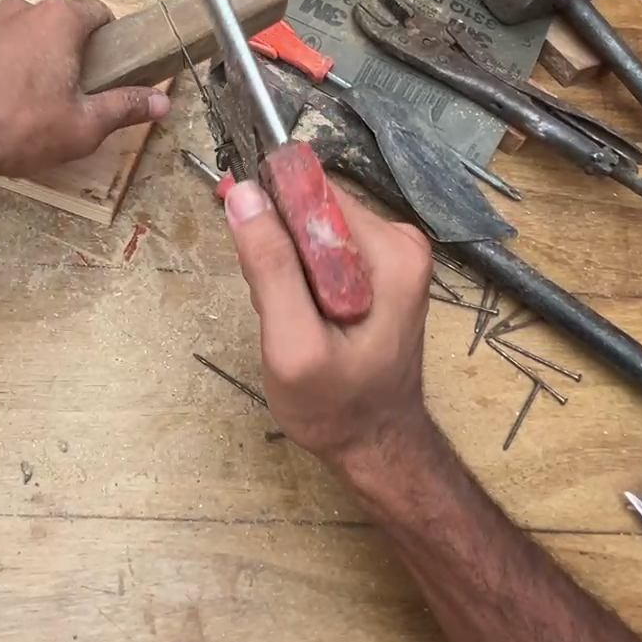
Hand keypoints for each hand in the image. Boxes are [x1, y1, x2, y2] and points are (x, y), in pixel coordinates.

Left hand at [0, 0, 169, 180]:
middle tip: (69, 95)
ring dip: (31, 58)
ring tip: (27, 103)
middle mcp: (21, 9)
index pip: (99, 13)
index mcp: (59, 21)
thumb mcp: (82, 126)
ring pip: (22, 34)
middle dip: (69, 53)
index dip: (110, 41)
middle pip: (59, 24)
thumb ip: (125, 107)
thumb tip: (162, 102)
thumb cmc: (16, 128)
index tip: (108, 69)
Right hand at [224, 181, 434, 469]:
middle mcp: (398, 242)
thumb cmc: (336, 407)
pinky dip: (294, 276)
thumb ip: (269, 267)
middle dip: (274, 247)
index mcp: (391, 252)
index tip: (243, 243)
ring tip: (283, 313)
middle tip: (269, 303)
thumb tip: (242, 193)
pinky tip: (296, 313)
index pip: (314, 195)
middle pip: (310, 211)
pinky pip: (317, 250)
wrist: (376, 447)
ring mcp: (388, 256)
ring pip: (308, 231)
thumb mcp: (292, 343)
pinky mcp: (375, 270)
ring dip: (281, 264)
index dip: (269, 209)